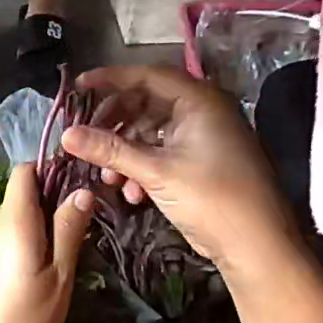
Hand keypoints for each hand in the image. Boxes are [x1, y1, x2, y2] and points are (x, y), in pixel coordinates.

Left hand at [0, 164, 91, 322]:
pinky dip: (28, 239)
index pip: (24, 171)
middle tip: (84, 222)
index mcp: (14, 220)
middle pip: (21, 193)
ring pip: (16, 215)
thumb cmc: (26, 317)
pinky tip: (44, 265)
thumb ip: (69, 230)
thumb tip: (82, 191)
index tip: (78, 184)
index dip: (49, 170)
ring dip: (42, 222)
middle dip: (52, 198)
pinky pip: (8, 235)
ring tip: (69, 247)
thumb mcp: (60, 274)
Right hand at [60, 66, 297, 265]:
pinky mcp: (197, 161)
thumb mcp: (155, 172)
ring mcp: (200, 137)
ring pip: (147, 132)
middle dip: (113, 125)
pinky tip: (130, 192)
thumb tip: (65, 135)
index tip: (76, 88)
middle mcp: (200, 111)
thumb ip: (109, 150)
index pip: (146, 76)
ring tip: (107, 177)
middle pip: (143, 104)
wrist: (257, 245)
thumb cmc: (212, 199)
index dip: (109, 80)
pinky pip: (158, 152)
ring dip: (123, 152)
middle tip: (85, 140)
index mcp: (198, 101)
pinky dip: (139, 167)